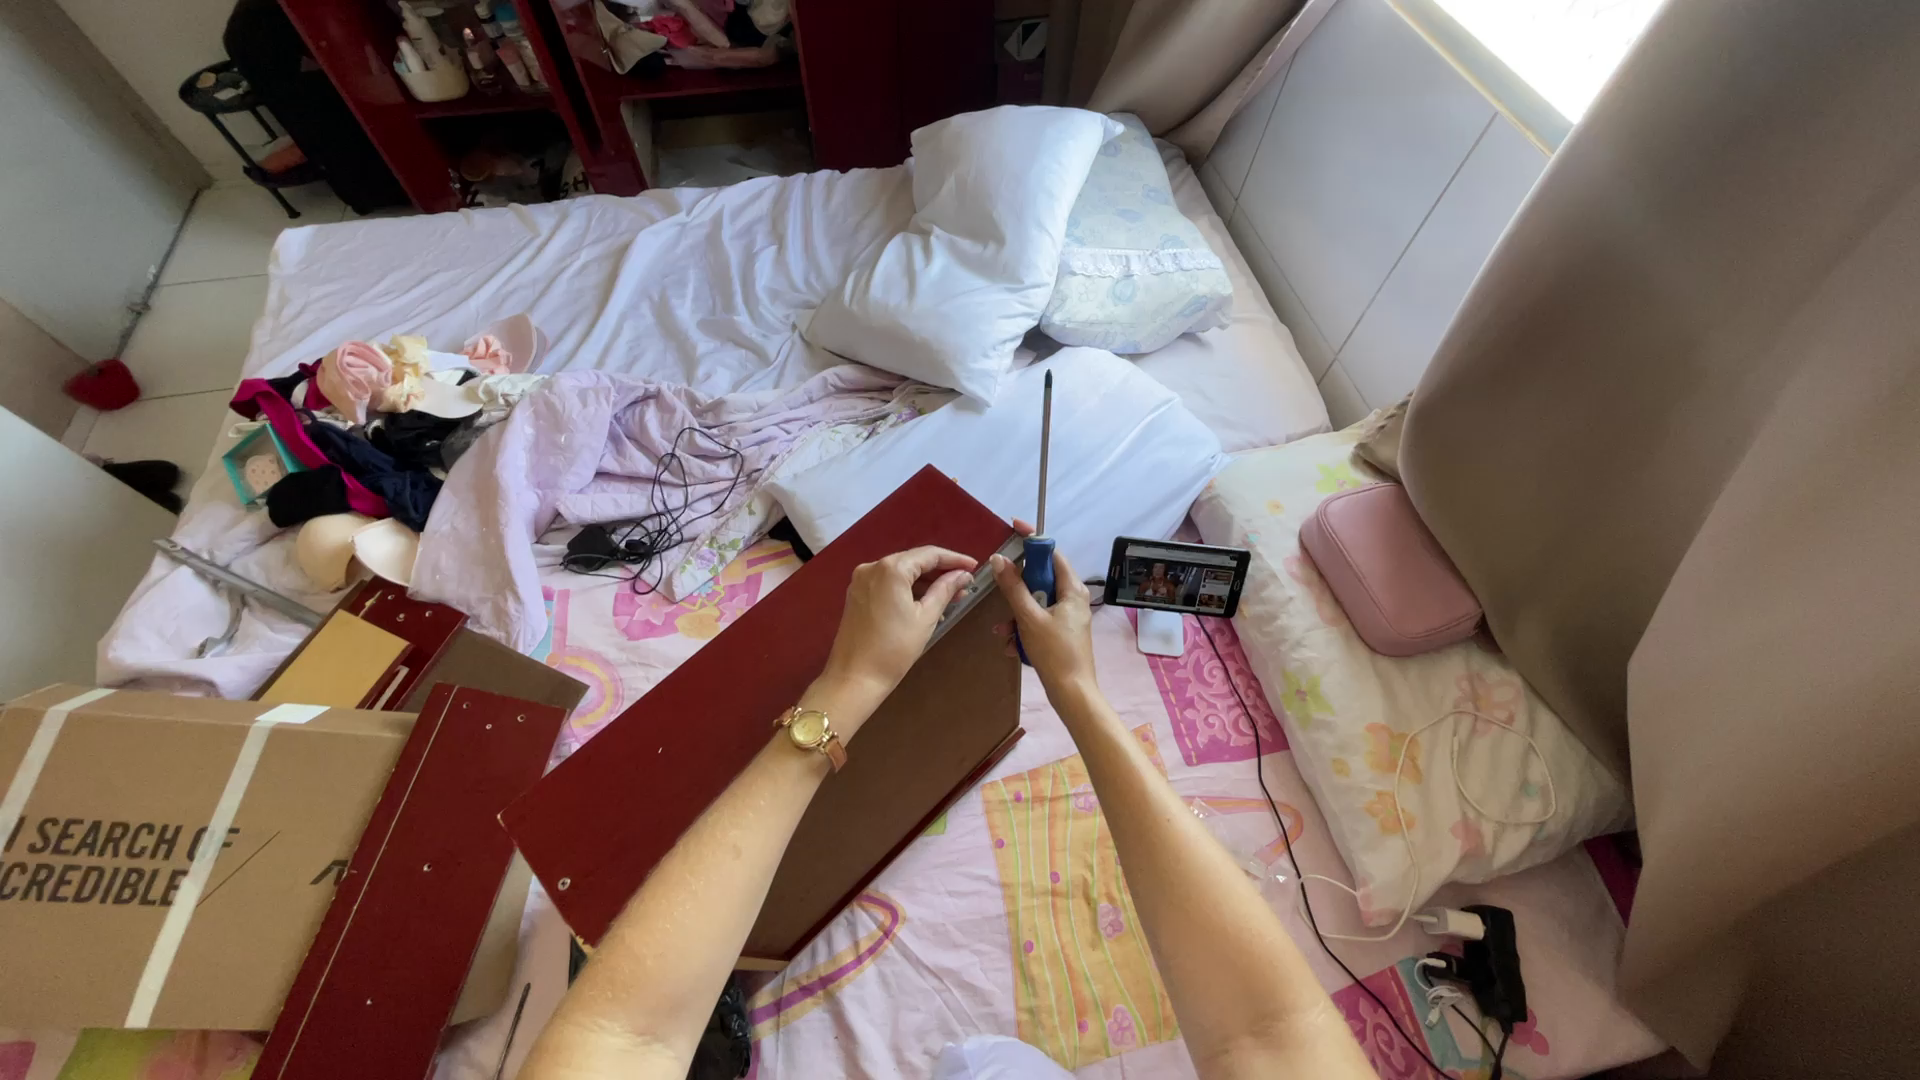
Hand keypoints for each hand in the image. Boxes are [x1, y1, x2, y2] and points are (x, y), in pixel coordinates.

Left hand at [814, 546, 977, 736]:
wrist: (855, 677)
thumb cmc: (895, 648)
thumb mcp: (926, 617)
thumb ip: (945, 589)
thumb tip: (963, 575)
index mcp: (891, 568)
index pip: (929, 554)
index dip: (954, 559)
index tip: (974, 566)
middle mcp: (872, 566)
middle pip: (913, 561)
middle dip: (940, 572)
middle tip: (964, 584)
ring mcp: (861, 580)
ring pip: (901, 573)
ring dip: (925, 582)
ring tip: (950, 597)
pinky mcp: (857, 594)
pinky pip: (888, 584)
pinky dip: (907, 590)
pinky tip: (926, 603)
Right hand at [990, 520, 1096, 700]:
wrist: (1072, 693)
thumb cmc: (1055, 653)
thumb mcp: (1029, 617)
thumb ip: (1013, 587)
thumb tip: (999, 560)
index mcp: (1072, 589)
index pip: (1052, 553)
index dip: (1033, 540)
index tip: (1014, 527)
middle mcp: (1073, 598)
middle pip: (1040, 579)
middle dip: (1017, 590)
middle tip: (1002, 595)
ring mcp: (1067, 617)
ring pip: (1035, 603)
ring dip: (1015, 616)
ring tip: (1005, 633)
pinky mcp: (1060, 633)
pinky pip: (1037, 621)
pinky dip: (1023, 630)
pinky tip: (1012, 647)